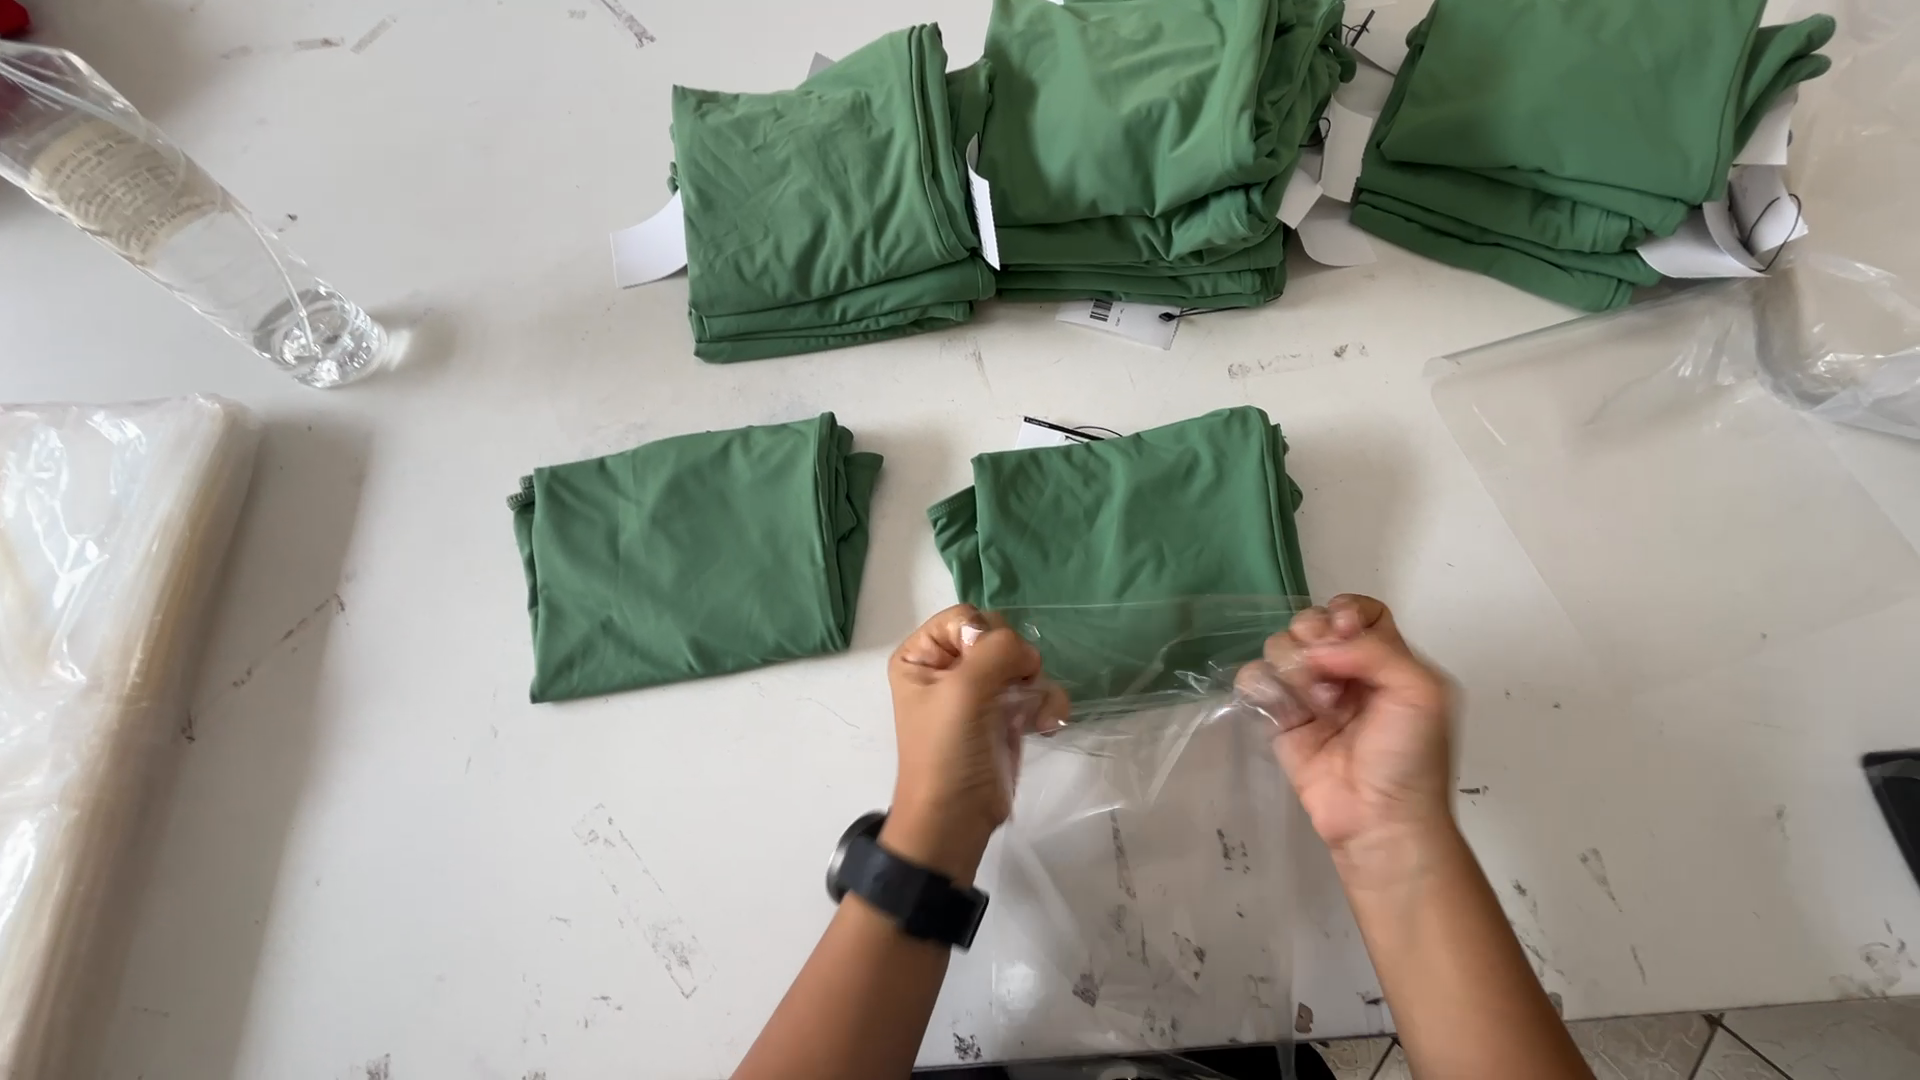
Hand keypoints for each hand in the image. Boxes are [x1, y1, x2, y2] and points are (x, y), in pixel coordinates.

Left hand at [884, 606, 1068, 883]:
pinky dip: (1048, 704)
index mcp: (923, 655)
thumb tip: (1021, 648)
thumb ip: (996, 650)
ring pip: (1023, 662)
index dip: (984, 635)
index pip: (964, 616)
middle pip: (999, 635)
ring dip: (1037, 685)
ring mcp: (981, 691)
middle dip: (1015, 660)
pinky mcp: (1007, 714)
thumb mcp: (963, 691)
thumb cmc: (947, 751)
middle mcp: (950, 667)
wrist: (957, 819)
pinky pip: (1038, 690)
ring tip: (1036, 715)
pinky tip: (1047, 726)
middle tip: (1015, 685)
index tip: (985, 667)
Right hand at [1235, 595, 1454, 864]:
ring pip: (1278, 646)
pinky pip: (1254, 679)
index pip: (1357, 610)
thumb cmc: (1409, 758)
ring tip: (1318, 707)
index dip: (1344, 612)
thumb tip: (1318, 649)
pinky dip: (1263, 687)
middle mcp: (1344, 669)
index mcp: (1384, 657)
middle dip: (1312, 639)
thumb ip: (1377, 651)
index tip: (1342, 633)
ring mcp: (1308, 691)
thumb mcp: (1422, 694)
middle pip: (1310, 621)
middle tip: (1329, 676)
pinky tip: (1286, 713)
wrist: (1377, 818)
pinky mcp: (1278, 715)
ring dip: (1293, 670)